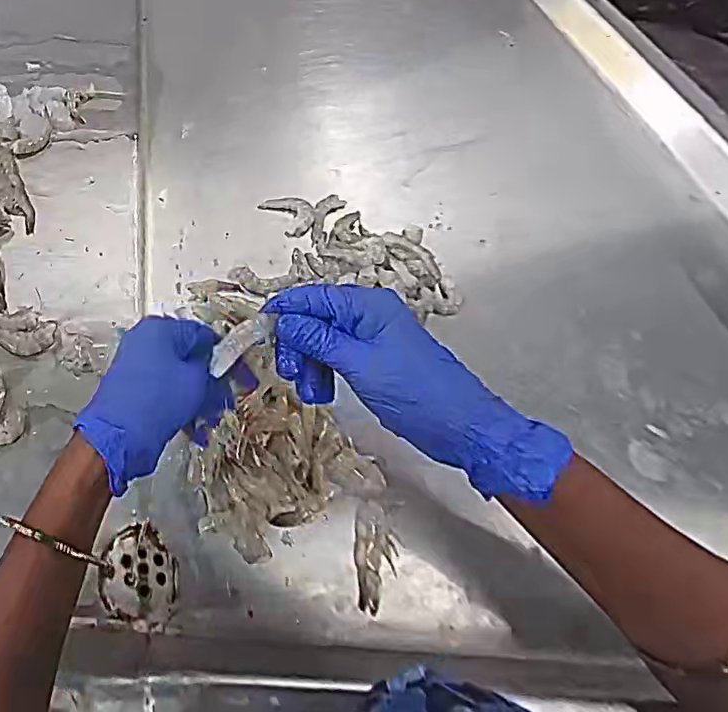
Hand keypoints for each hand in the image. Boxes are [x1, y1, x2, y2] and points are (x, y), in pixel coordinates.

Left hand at [74, 316, 240, 495]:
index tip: (244, 379)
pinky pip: (166, 391)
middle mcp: (144, 340)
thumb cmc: (158, 400)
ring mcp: (137, 364)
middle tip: (228, 403)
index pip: (203, 334)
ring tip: (210, 421)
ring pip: (180, 377)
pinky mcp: (133, 387)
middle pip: (190, 357)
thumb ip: (212, 366)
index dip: (228, 358)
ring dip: (200, 400)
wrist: (119, 435)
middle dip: (213, 383)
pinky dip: (182, 407)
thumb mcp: (197, 380)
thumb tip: (215, 362)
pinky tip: (195, 431)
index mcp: (159, 328)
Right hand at [262, 285, 571, 501]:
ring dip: (308, 363)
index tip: (259, 330)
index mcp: (367, 305)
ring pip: (320, 339)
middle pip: (312, 318)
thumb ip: (317, 339)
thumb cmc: (417, 394)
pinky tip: (320, 392)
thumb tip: (283, 320)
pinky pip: (335, 354)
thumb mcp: (359, 364)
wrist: (469, 431)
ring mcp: (370, 335)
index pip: (310, 296)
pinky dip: (323, 371)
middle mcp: (367, 313)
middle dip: (295, 345)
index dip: (282, 312)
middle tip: (287, 373)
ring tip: (307, 392)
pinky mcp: (373, 356)